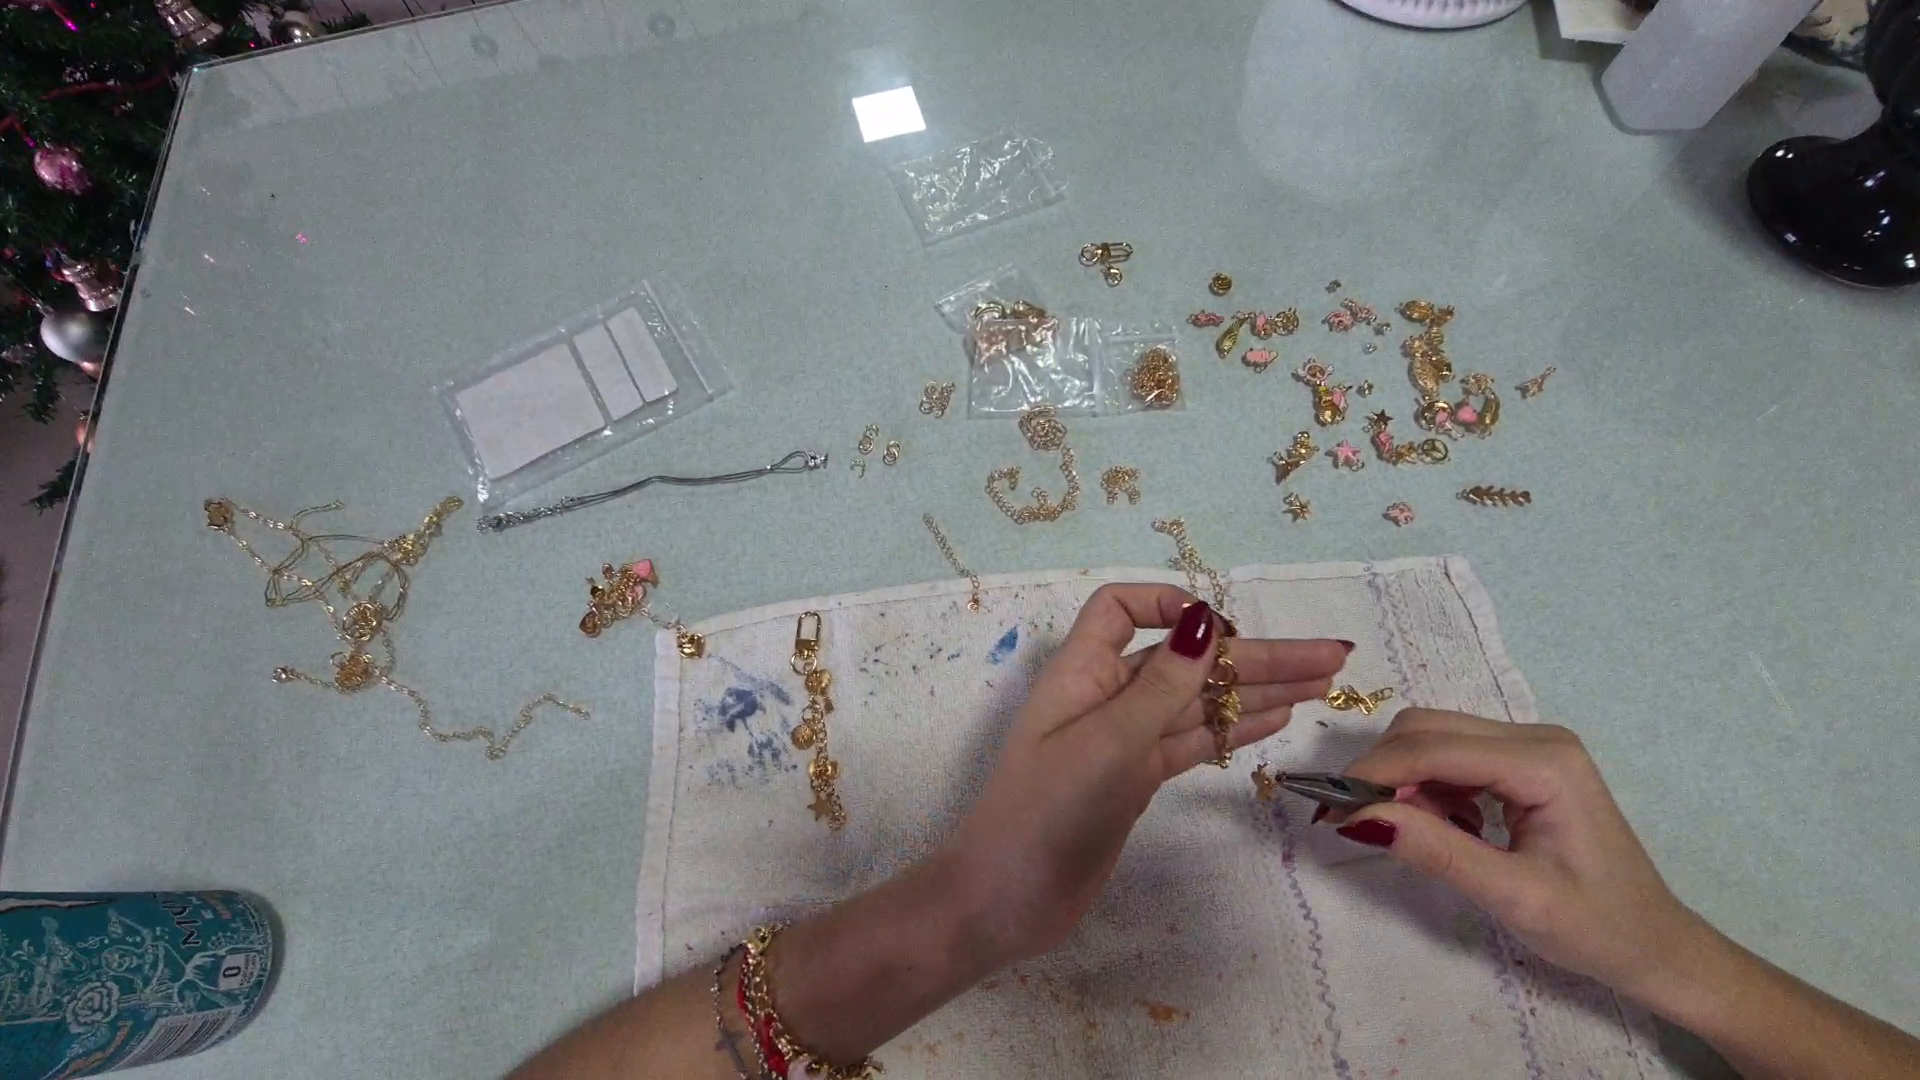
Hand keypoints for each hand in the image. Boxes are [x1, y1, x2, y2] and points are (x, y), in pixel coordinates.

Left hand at [944, 584, 1348, 964]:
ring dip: (1257, 690)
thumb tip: (1202, 619)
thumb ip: (1161, 684)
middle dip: (1253, 655)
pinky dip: (1234, 729)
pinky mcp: (1137, 777)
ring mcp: (1124, 737)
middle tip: (1331, 657)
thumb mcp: (1108, 740)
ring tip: (1324, 683)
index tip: (1219, 630)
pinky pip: (1192, 740)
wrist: (1009, 896)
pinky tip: (1280, 718)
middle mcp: (1106, 694)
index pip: (1120, 608)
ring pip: (1197, 702)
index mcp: (1084, 670)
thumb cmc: (1048, 808)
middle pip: (1183, 658)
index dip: (1167, 604)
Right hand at [1328, 708, 1710, 999]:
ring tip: (1409, 830)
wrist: (1660, 950)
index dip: (1373, 774)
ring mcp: (1527, 744)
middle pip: (1425, 729)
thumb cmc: (1598, 929)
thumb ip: (1435, 851)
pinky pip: (1446, 753)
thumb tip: (1356, 817)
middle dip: (1382, 771)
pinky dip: (1423, 783)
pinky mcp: (1518, 759)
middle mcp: (1534, 737)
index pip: (1432, 748)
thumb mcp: (1513, 897)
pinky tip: (1439, 823)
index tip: (1328, 810)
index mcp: (1544, 763)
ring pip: (1429, 737)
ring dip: (1401, 778)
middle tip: (1357, 820)